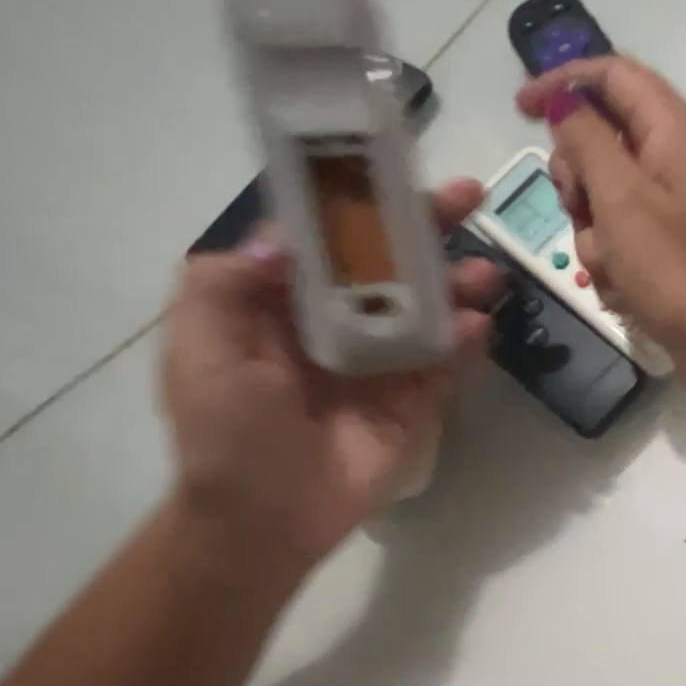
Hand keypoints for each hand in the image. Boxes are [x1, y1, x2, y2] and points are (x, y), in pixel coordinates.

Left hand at [160, 179, 504, 565]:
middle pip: (390, 263)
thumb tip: (287, 236)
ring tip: (485, 273)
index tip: (391, 169)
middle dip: (427, 228)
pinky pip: (449, 362)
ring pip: (429, 308)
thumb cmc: (224, 431)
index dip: (358, 200)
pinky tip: (480, 324)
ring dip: (458, 283)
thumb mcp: (199, 345)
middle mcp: (340, 321)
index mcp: (283, 301)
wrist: (267, 517)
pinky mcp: (419, 401)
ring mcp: (385, 362)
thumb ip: (226, 283)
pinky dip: (468, 341)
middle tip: (469, 198)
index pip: (328, 237)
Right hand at [517, 56, 685, 371]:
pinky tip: (626, 289)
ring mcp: (672, 204)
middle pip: (600, 137)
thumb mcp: (620, 197)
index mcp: (674, 128)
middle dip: (577, 178)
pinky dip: (612, 261)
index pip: (610, 73)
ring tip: (613, 265)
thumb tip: (564, 102)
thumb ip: (585, 138)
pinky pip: (619, 237)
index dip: (562, 83)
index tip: (519, 111)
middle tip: (580, 208)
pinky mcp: (668, 244)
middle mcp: (676, 157)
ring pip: (602, 195)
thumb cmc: (676, 271)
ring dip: (593, 232)